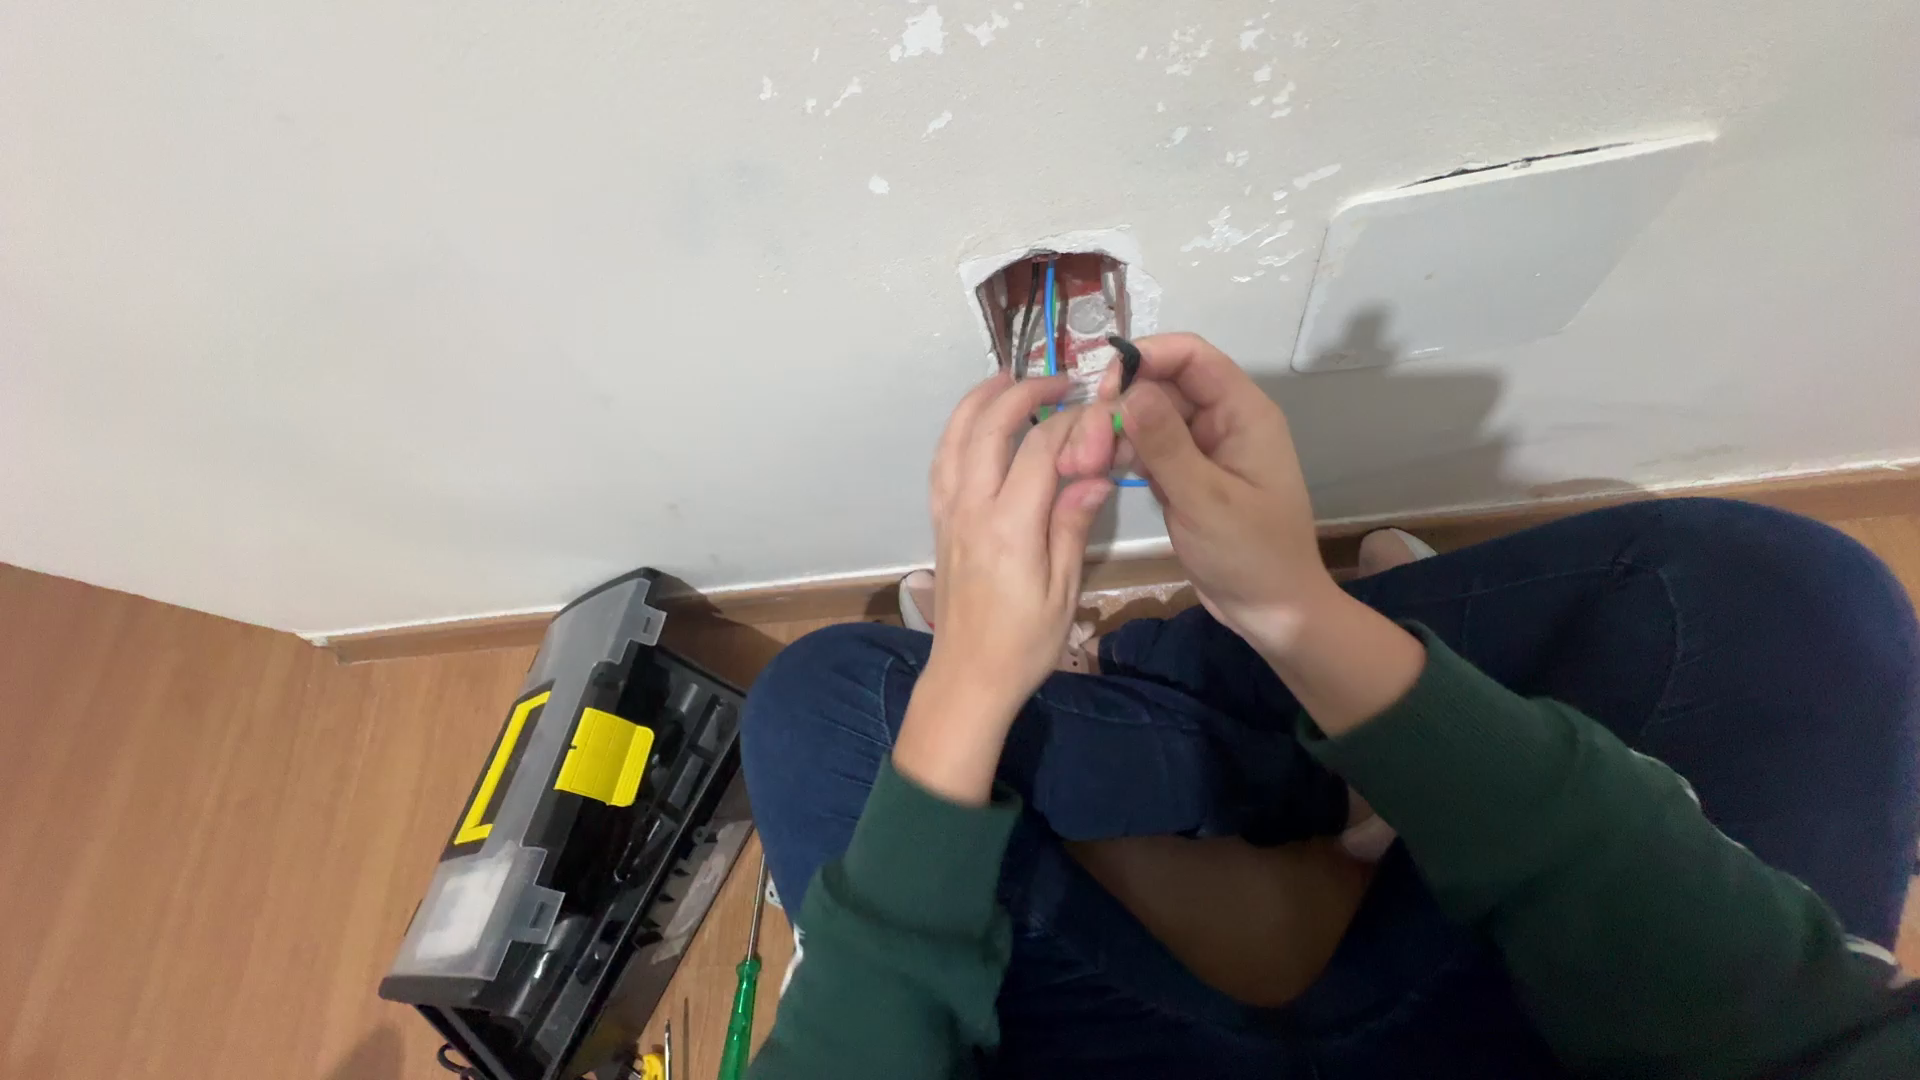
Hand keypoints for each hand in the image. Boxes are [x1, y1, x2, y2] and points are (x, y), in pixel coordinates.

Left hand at [894, 373, 1112, 802]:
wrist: (969, 676)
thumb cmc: (1024, 642)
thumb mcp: (1063, 589)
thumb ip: (1073, 523)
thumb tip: (1095, 471)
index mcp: (1009, 525)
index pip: (1039, 448)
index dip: (1070, 422)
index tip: (1097, 413)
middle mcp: (971, 508)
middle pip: (988, 428)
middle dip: (1023, 394)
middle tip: (1058, 382)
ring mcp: (948, 513)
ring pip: (954, 438)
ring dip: (979, 401)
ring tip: (1008, 380)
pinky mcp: (939, 523)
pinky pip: (941, 463)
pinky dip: (956, 432)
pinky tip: (973, 425)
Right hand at [1059, 332, 1425, 734]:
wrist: (1269, 610)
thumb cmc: (1250, 554)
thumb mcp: (1206, 499)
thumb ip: (1166, 443)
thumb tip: (1129, 389)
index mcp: (1242, 414)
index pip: (1191, 357)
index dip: (1144, 358)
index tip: (1101, 390)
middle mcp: (1219, 422)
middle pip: (1158, 386)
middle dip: (1116, 407)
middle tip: (1081, 450)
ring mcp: (1198, 449)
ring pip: (1144, 418)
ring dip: (1109, 434)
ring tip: (1078, 465)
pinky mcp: (1181, 475)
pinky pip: (1143, 448)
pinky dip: (1117, 455)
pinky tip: (1091, 472)